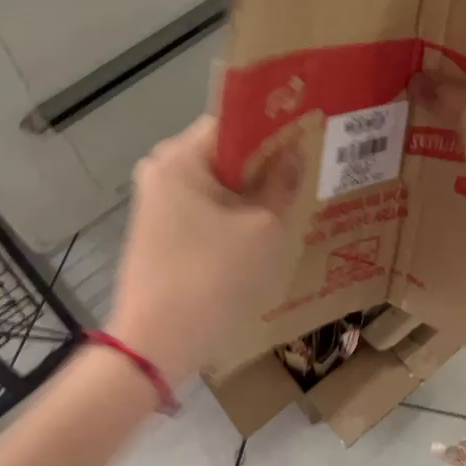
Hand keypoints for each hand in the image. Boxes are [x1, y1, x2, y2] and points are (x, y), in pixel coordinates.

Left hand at [106, 116, 300, 382]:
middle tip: (307, 171)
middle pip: (225, 150)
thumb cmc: (212, 277)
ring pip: (216, 181)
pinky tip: (261, 230)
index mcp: (179, 156)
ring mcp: (155, 200)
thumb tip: (296, 149)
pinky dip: (231, 212)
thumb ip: (283, 180)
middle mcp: (160, 168)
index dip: (275, 127)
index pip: (235, 121)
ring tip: (291, 200)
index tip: (310, 137)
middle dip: (265, 160)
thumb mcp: (262, 227)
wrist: (156, 344)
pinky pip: (203, 205)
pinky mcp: (157, 229)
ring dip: (250, 190)